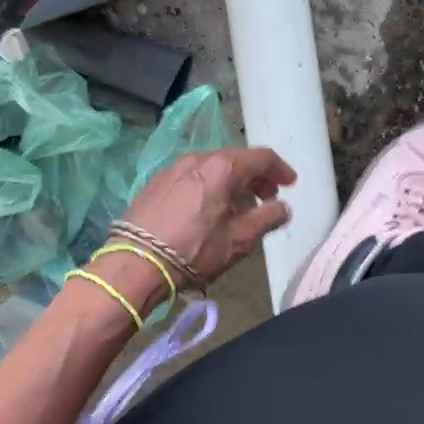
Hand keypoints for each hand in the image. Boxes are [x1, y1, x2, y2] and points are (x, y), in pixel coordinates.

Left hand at [118, 148, 296, 285]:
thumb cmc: (193, 251)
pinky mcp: (155, 183)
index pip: (261, 157)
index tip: (290, 184)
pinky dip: (208, 186)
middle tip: (267, 197)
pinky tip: (207, 210)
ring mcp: (173, 169)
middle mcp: (198, 159)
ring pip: (212, 168)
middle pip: (236, 160)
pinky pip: (191, 177)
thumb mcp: (238, 240)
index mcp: (223, 167)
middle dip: (256, 177)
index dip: (280, 169)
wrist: (133, 265)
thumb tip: (284, 207)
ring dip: (231, 182)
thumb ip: (267, 218)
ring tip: (237, 207)